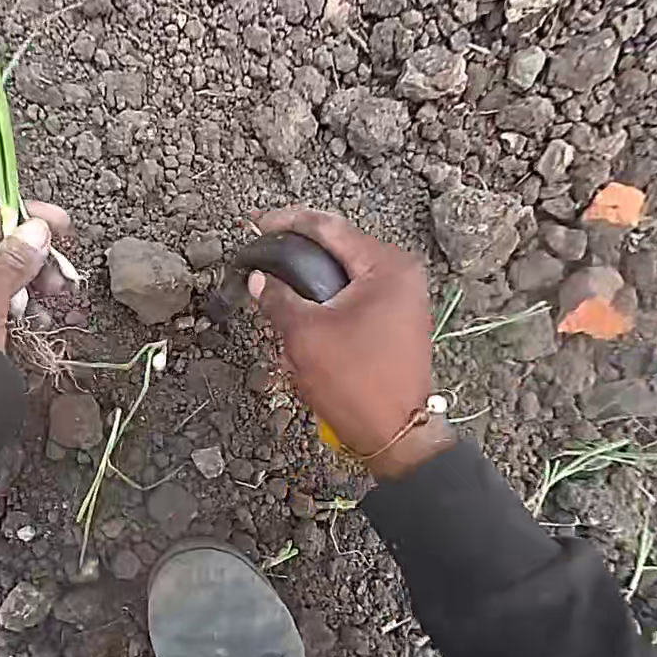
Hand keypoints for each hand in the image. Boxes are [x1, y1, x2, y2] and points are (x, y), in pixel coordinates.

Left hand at [0, 201, 71, 350]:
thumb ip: (11, 260)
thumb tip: (37, 228)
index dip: (22, 219)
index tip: (62, 226)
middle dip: (33, 261)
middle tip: (65, 278)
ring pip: (4, 280)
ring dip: (33, 287)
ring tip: (55, 300)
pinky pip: (3, 307)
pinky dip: (24, 310)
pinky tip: (40, 320)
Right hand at [249, 206, 452, 481]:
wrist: (393, 433)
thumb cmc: (354, 382)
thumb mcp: (305, 334)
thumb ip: (277, 298)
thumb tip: (257, 278)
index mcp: (386, 266)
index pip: (328, 227)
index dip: (286, 222)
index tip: (255, 224)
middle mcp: (401, 274)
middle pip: (337, 249)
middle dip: (296, 253)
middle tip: (261, 255)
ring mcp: (401, 298)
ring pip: (342, 274)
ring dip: (308, 279)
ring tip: (274, 285)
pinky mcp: (394, 321)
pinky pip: (352, 297)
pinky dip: (324, 300)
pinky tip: (299, 311)